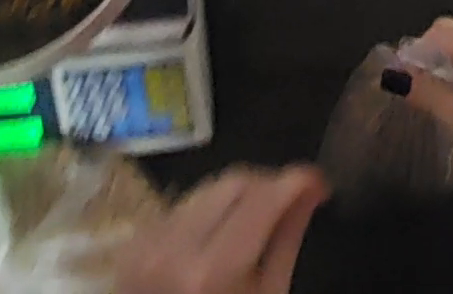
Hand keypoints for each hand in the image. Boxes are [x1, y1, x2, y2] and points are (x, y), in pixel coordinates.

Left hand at [115, 166, 328, 293]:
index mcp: (211, 272)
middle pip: (234, 181)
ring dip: (238, 195)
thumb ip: (286, 241)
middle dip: (268, 185)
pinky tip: (220, 235)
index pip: (262, 198)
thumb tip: (308, 191)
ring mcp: (148, 240)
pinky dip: (209, 209)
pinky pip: (184, 203)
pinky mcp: (134, 239)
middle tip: (290, 199)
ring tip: (256, 220)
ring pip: (208, 186)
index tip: (318, 181)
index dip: (296, 180)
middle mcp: (174, 247)